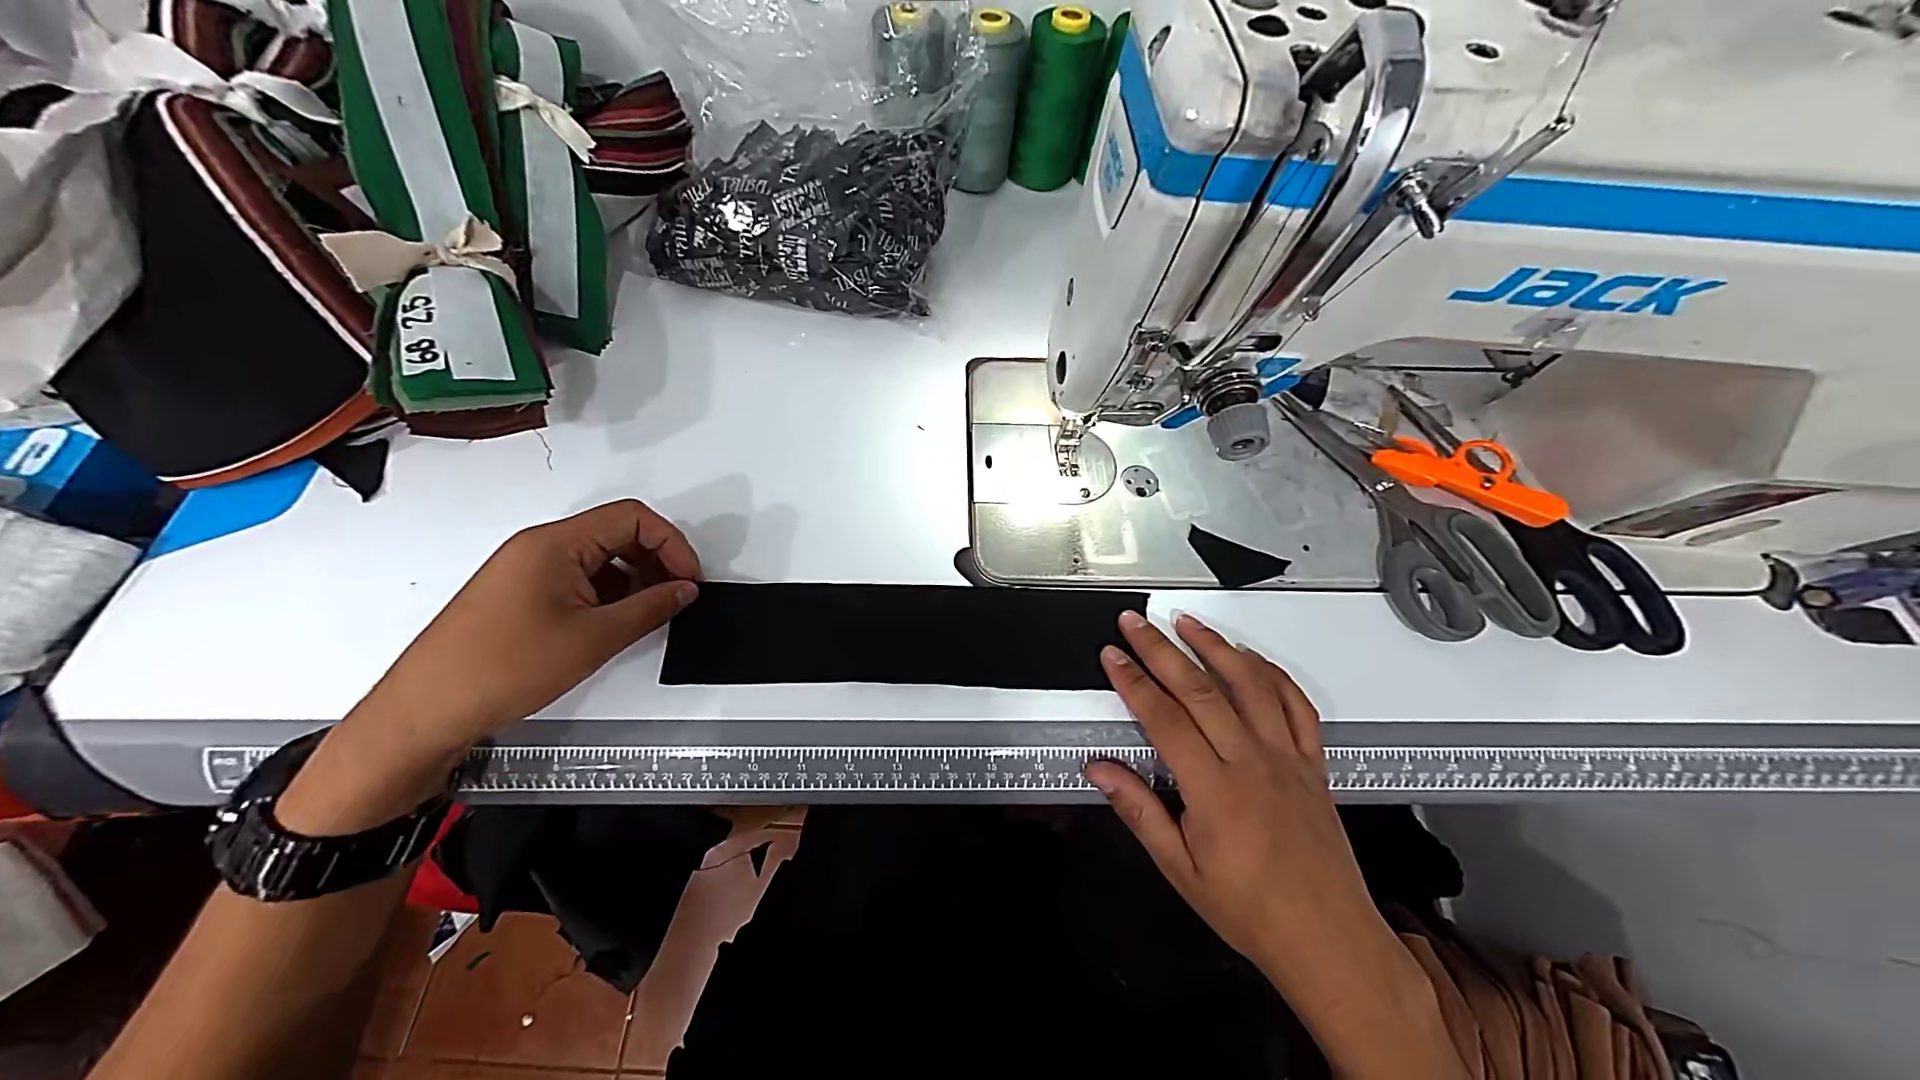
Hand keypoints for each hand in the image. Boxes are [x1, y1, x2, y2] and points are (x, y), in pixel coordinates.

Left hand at [277, 501, 699, 833]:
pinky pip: (580, 578)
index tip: (690, 578)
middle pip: (618, 533)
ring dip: (634, 580)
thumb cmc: (497, 670)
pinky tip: (617, 623)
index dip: (672, 544)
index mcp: (554, 544)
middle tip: (678, 595)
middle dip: (657, 561)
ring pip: (600, 558)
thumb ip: (651, 608)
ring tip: (650, 615)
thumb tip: (684, 590)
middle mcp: (539, 547)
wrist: (426, 711)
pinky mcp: (522, 592)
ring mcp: (528, 569)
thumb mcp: (594, 638)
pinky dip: (608, 594)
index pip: (633, 519)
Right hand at [1086, 612, 1461, 1078]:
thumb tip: (1102, 772)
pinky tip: (1251, 658)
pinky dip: (1272, 673)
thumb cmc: (1255, 912)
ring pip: (1250, 685)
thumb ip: (1139, 811)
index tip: (1114, 656)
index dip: (1134, 680)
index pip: (1164, 717)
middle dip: (1161, 649)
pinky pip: (1296, 705)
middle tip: (1136, 624)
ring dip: (1216, 646)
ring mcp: (1287, 759)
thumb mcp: (1180, 869)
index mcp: (1215, 791)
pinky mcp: (1312, 764)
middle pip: (1200, 689)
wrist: (1328, 940)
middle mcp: (1252, 764)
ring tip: (1188, 622)